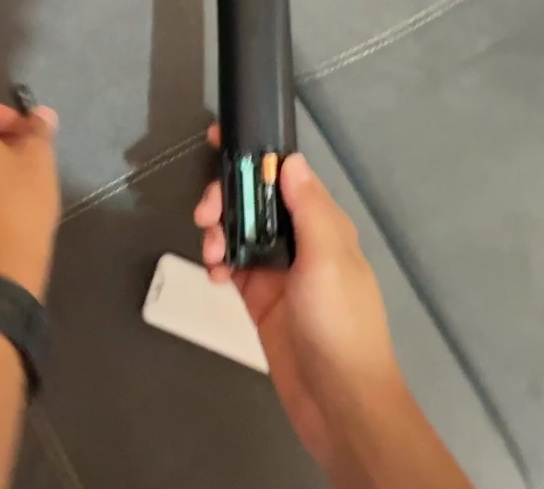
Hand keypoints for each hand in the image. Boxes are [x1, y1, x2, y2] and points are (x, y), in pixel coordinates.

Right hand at [194, 125, 399, 468]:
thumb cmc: (339, 324)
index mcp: (322, 224)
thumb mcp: (328, 259)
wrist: (338, 401)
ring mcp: (277, 270)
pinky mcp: (259, 297)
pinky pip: (231, 264)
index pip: (284, 176)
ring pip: (237, 230)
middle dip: (225, 199)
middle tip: (205, 215)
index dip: (253, 158)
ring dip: (217, 232)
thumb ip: (308, 207)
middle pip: (253, 201)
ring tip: (211, 252)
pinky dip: (217, 263)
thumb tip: (290, 160)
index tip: (218, 142)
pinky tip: (215, 275)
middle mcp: (299, 241)